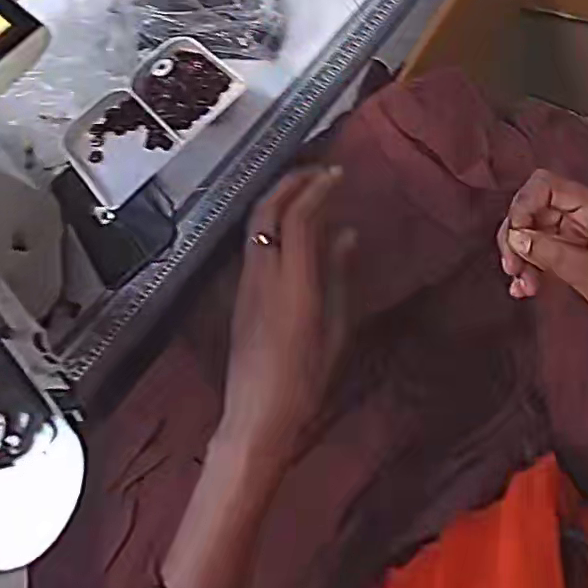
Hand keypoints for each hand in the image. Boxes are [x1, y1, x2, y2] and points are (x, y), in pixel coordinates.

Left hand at [218, 166, 357, 458]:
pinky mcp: (240, 290)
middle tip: (318, 170)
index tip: (336, 174)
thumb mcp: (334, 329)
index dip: (317, 188)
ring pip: (255, 220)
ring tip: (306, 187)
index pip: (300, 218)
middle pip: (268, 209)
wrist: (255, 416)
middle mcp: (263, 273)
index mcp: (292, 283)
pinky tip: (292, 224)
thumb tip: (347, 234)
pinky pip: (254, 239)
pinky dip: (273, 217)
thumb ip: (338, 275)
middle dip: (291, 180)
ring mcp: (246, 280)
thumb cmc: (304, 381)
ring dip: (279, 195)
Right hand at [497, 169, 587, 359]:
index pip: (546, 185)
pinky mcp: (579, 257)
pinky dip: (531, 268)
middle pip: (535, 209)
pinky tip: (526, 288)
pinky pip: (544, 254)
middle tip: (512, 267)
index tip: (514, 237)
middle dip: (517, 236)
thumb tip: (516, 237)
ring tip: (521, 285)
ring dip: (521, 256)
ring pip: (535, 233)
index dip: (523, 205)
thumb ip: (553, 255)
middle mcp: (587, 217)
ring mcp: (582, 237)